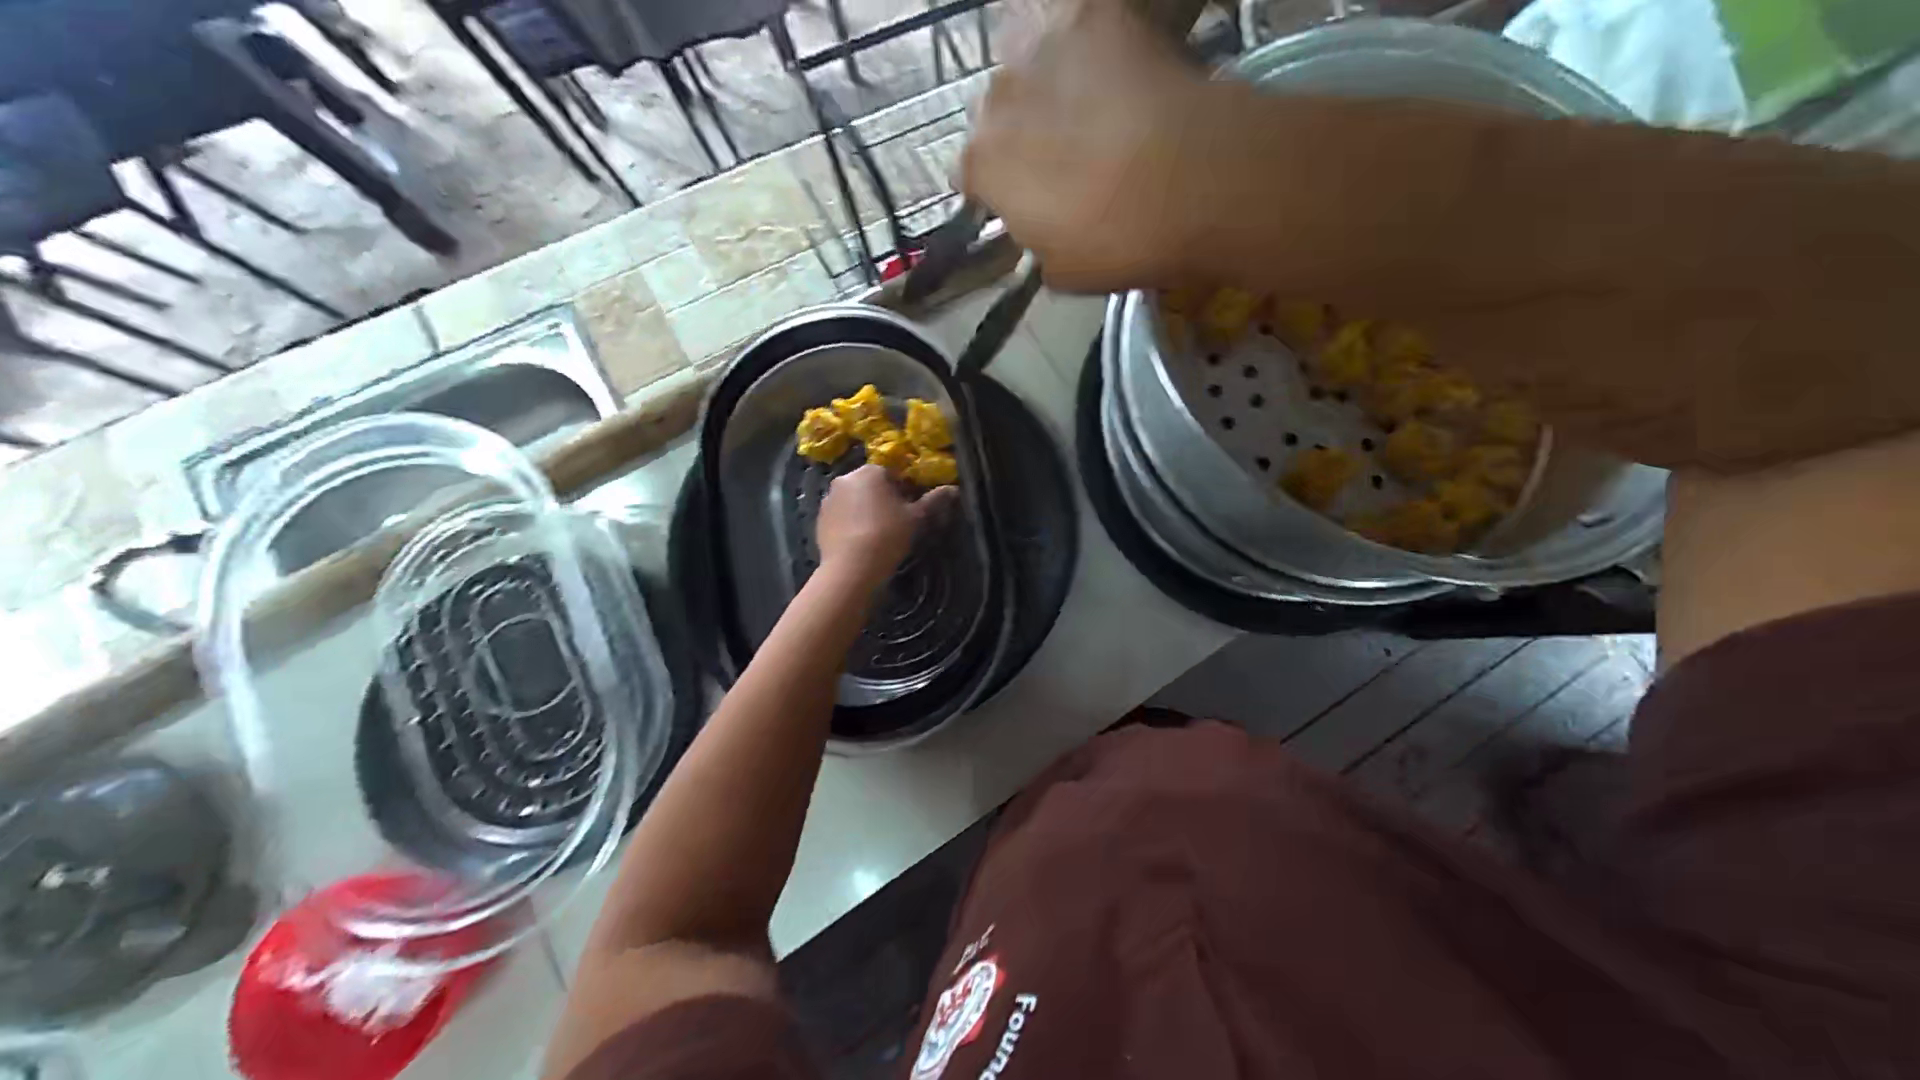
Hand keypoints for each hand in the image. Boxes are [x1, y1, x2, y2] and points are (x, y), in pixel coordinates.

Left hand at [815, 466, 956, 588]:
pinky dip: (850, 523)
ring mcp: (828, 499)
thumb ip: (933, 501)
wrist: (851, 568)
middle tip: (895, 522)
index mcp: (870, 472)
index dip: (903, 490)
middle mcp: (845, 479)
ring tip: (877, 535)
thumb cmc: (887, 535)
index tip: (909, 509)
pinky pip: (840, 516)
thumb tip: (953, 489)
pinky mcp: (819, 519)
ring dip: (864, 510)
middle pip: (869, 485)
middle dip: (882, 498)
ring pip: (853, 500)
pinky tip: (860, 542)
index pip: (891, 473)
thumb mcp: (916, 518)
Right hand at [961, 0, 1244, 290]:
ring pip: (1026, 59)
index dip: (990, 185)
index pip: (966, 172)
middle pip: (993, 112)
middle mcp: (997, 101)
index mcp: (983, 166)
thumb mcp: (1060, 270)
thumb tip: (1038, 228)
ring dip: (1043, 82)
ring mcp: (1042, 49)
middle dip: (1013, 130)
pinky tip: (1113, 66)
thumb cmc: (1119, 242)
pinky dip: (1088, 43)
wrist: (1193, 180)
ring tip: (1081, 101)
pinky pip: (1076, 24)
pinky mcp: (1094, 14)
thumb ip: (1034, 240)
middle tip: (1056, 151)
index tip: (1013, 197)